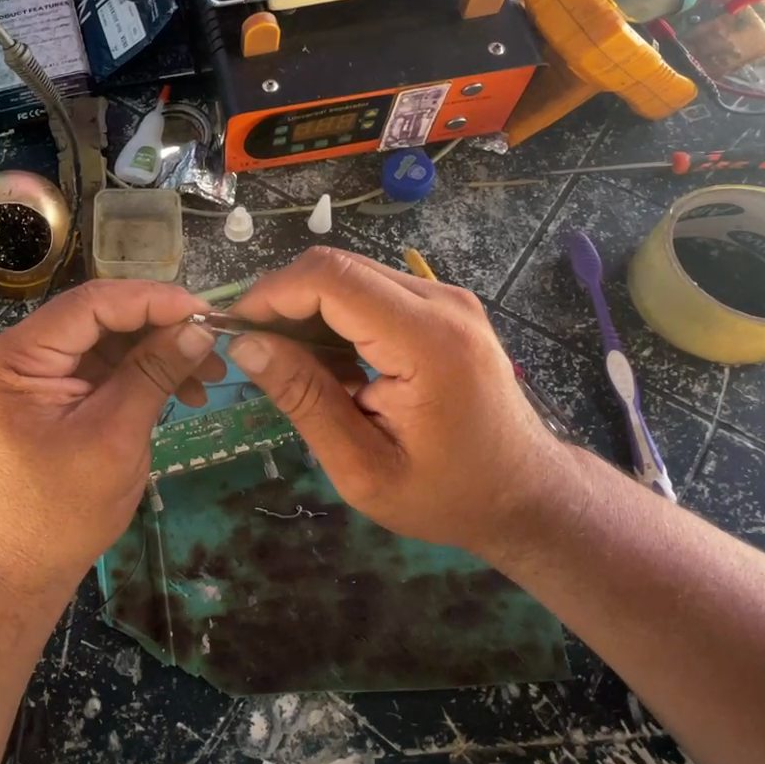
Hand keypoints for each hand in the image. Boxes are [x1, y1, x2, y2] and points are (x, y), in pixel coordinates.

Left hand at [0, 281, 216, 595]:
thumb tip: (199, 327)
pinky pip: (99, 365)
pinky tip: (180, 389)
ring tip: (206, 372)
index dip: (150, 301)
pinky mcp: (48, 390)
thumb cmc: (63, 512)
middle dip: (157, 327)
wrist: (25, 568)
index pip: (88, 305)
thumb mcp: (115, 436)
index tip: (202, 311)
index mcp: (13, 358)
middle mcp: (14, 353)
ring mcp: (29, 371)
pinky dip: (138, 372)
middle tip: (210, 341)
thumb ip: (154, 373)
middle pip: (96, 317)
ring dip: (154, 350)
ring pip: (104, 339)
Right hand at [225, 248, 572, 553]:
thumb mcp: (362, 468)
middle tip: (254, 350)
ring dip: (305, 309)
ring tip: (290, 364)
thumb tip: (246, 344)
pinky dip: (332, 316)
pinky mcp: (441, 306)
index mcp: (428, 342)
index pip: (331, 279)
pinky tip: (329, 364)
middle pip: (336, 268)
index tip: (236, 330)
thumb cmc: (448, 495)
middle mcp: (441, 302)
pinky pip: (369, 290)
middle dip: (282, 300)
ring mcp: (445, 299)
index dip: (272, 294)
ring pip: (348, 274)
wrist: (528, 496)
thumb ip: (304, 400)